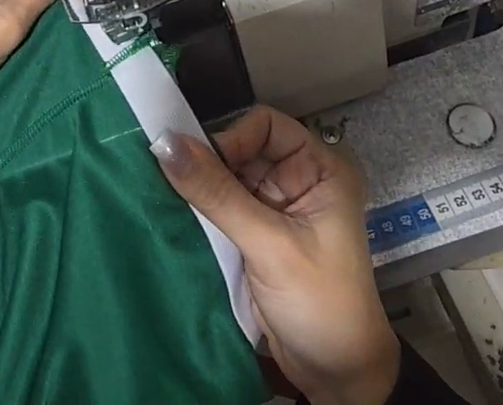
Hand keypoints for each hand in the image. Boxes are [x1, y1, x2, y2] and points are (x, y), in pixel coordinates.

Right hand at [152, 107, 399, 404]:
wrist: (337, 377)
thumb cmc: (320, 303)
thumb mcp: (269, 245)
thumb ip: (217, 193)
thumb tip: (165, 143)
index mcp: (321, 168)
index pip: (266, 126)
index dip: (231, 137)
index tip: (197, 164)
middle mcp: (299, 179)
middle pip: (241, 149)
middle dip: (208, 162)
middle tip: (169, 177)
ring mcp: (276, 208)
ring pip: (226, 178)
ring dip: (200, 187)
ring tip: (165, 193)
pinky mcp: (257, 235)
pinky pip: (221, 208)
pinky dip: (201, 210)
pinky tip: (176, 214)